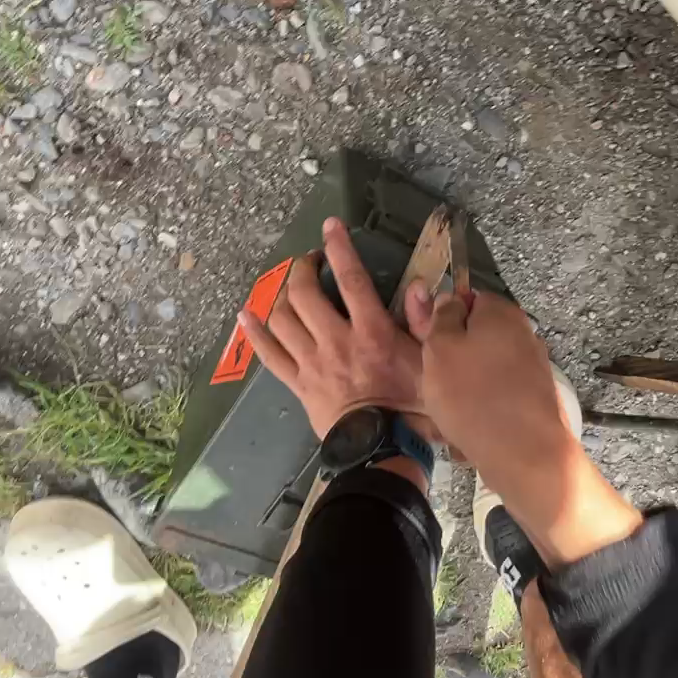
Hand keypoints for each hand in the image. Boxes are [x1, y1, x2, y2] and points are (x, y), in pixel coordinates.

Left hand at [240, 217, 422, 439]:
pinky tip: (246, 315)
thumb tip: (419, 288)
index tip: (331, 225)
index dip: (340, 248)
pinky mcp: (298, 383)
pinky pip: (269, 354)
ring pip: (283, 318)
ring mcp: (312, 363)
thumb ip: (425, 324)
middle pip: (306, 293)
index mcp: (371, 332)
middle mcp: (336, 341)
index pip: (351, 279)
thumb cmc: (412, 406)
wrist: (382, 451)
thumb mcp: (431, 363)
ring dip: (282, 293)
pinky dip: (256, 332)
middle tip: (312, 260)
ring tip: (290, 282)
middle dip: (304, 268)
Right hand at [407, 288, 641, 565]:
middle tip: (434, 381)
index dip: (442, 319)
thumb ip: (441, 317)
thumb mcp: (439, 347)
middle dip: (453, 356)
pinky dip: (482, 406)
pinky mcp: (534, 398)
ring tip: (450, 411)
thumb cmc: (473, 395)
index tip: (427, 343)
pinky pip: (497, 394)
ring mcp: (532, 367)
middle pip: (476, 335)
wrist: (524, 453)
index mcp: (501, 311)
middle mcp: (522, 333)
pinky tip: (470, 427)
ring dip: (464, 385)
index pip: (466, 299)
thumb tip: (450, 300)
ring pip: (483, 368)